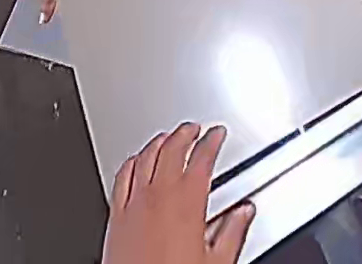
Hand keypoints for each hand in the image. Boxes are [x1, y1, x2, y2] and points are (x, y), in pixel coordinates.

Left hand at [103, 123, 255, 263]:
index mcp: (187, 201)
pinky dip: (132, 161)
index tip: (217, 133)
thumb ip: (232, 232)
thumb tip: (245, 212)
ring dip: (160, 141)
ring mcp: (135, 202)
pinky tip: (137, 159)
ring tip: (168, 136)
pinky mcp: (116, 215)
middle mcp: (160, 194)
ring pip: (147, 155)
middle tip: (195, 128)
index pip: (203, 157)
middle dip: (186, 132)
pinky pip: (122, 176)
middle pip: (173, 147)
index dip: (213, 140)